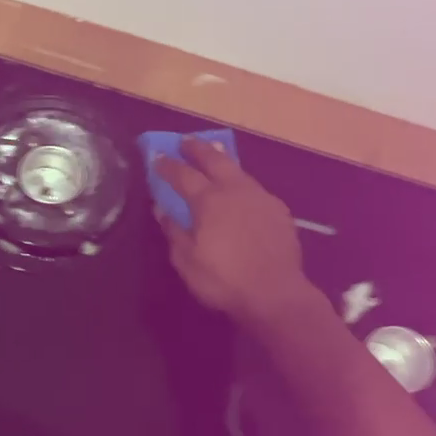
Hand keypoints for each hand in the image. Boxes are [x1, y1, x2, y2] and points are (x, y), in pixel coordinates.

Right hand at [153, 137, 321, 328]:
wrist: (275, 294)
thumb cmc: (222, 280)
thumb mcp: (186, 260)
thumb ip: (174, 231)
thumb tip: (161, 209)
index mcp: (209, 201)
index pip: (183, 175)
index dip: (168, 166)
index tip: (157, 158)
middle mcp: (236, 191)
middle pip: (215, 161)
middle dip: (198, 149)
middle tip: (186, 141)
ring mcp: (261, 198)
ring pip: (239, 171)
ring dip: (222, 161)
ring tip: (214, 155)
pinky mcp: (278, 211)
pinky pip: (254, 189)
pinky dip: (241, 183)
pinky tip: (240, 191)